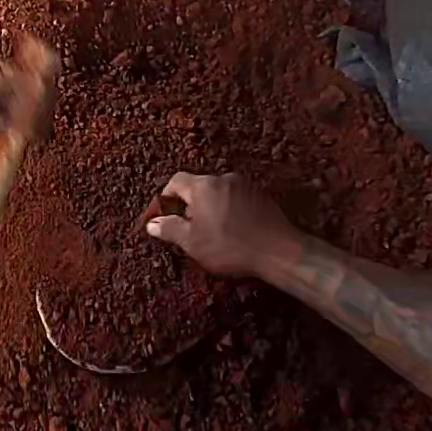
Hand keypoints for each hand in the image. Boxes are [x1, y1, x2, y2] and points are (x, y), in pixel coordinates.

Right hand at [143, 172, 301, 277]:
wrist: (279, 251)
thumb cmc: (231, 247)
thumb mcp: (192, 242)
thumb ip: (170, 229)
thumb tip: (152, 224)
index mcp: (203, 186)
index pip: (175, 182)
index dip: (163, 200)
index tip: (158, 218)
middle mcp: (223, 179)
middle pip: (196, 187)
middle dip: (186, 206)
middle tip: (183, 230)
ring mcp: (245, 186)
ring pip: (217, 193)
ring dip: (208, 209)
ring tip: (207, 234)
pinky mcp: (261, 196)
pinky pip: (234, 199)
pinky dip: (226, 211)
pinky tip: (229, 232)